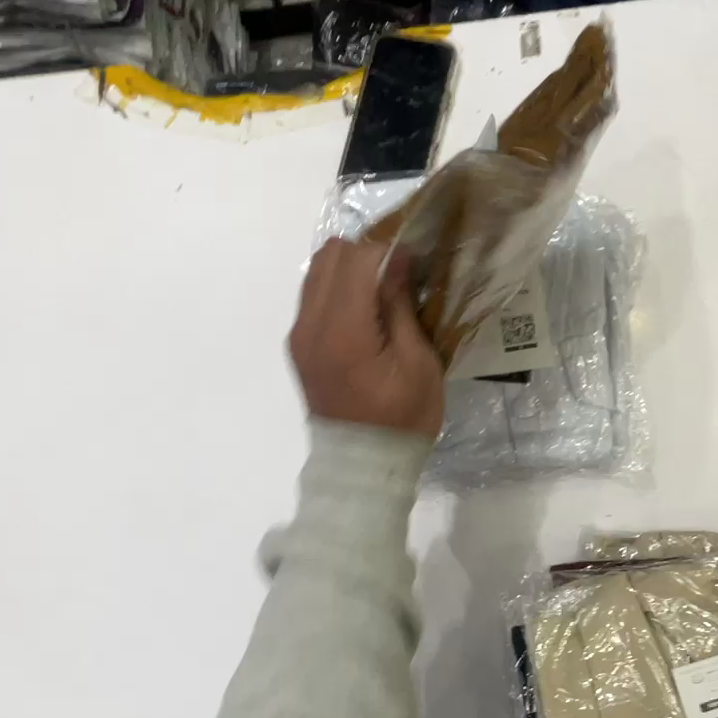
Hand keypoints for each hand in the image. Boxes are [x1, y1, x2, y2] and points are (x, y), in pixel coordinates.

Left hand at [289, 238, 443, 438]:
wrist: (364, 464)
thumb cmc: (403, 419)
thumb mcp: (419, 364)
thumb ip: (400, 306)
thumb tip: (397, 259)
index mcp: (344, 330)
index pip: (358, 259)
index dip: (389, 252)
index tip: (415, 266)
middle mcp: (311, 324)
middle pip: (331, 255)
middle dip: (367, 255)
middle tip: (398, 279)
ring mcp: (299, 334)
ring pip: (318, 271)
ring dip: (350, 272)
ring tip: (382, 297)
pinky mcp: (298, 345)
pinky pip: (314, 296)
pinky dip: (339, 291)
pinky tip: (365, 316)